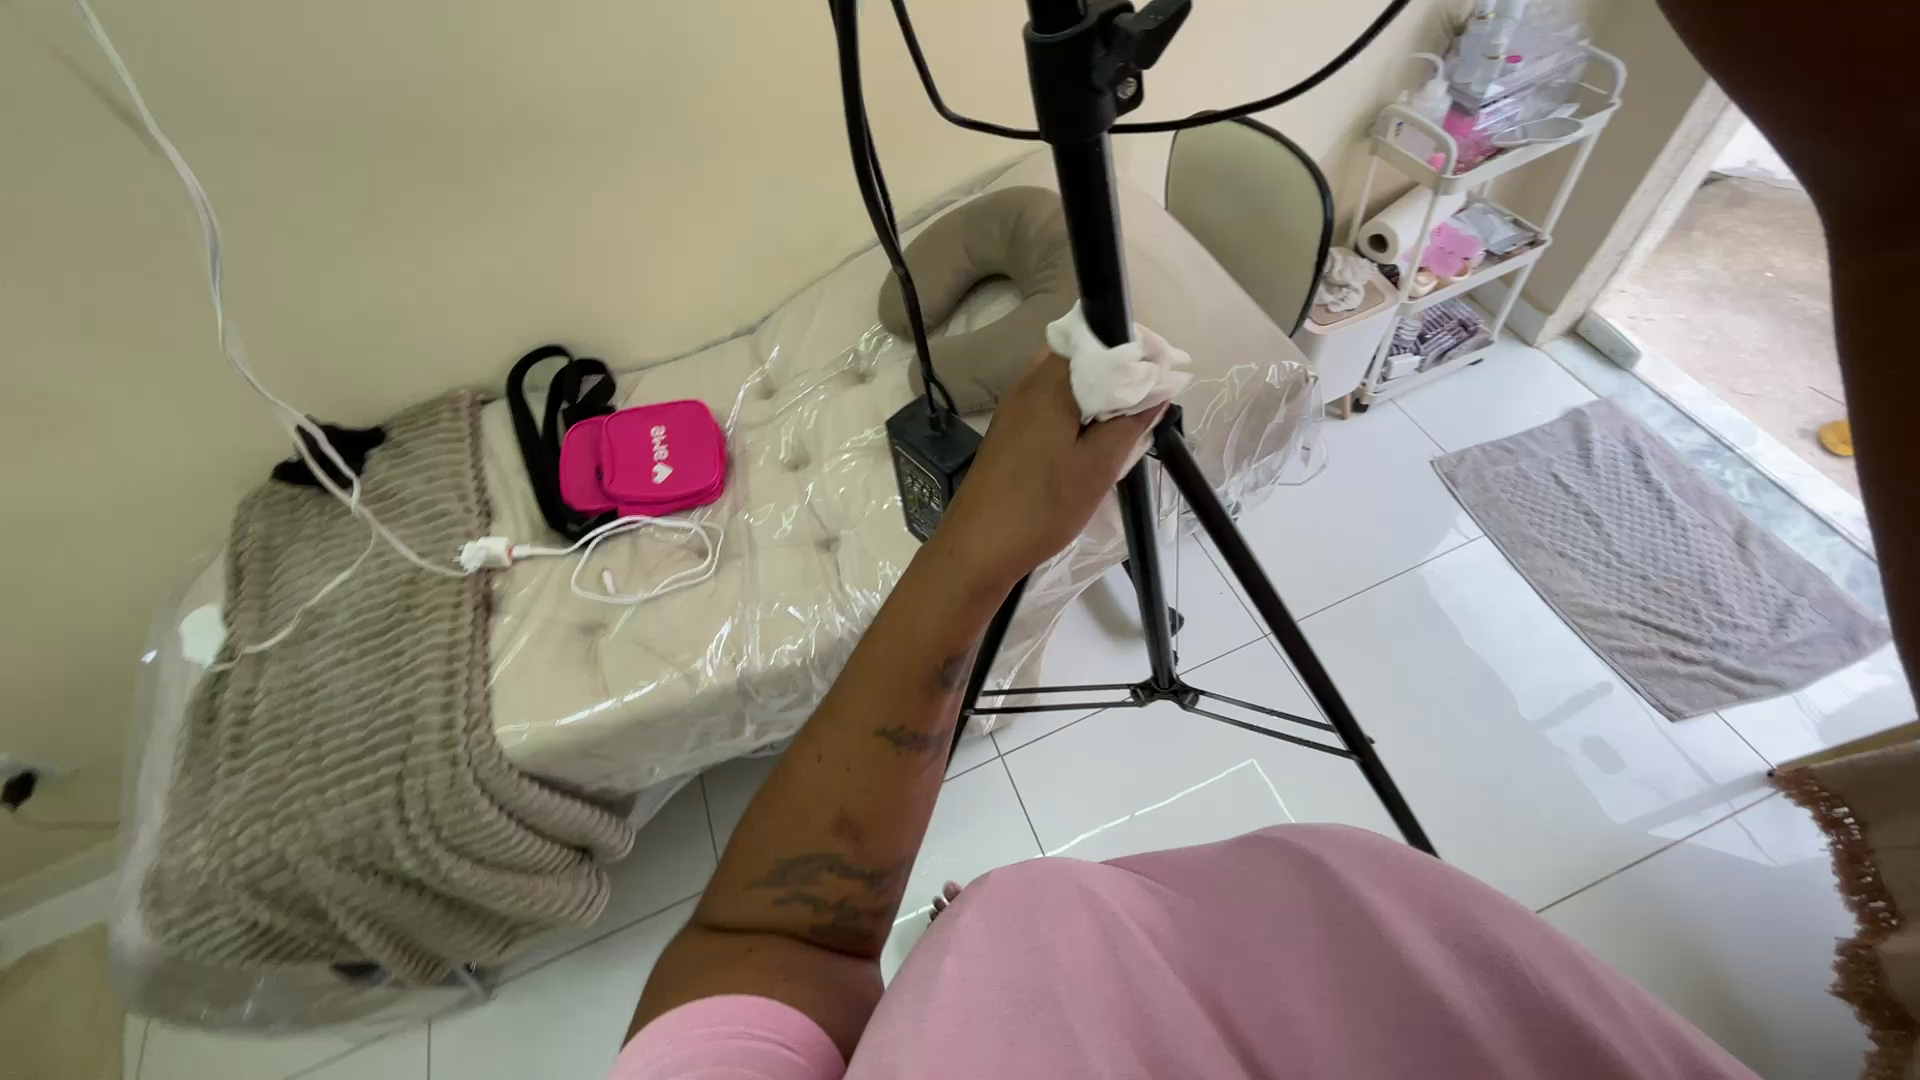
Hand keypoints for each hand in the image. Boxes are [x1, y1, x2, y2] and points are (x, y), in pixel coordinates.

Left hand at [933, 350, 1165, 587]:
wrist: (978, 549)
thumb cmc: (1042, 506)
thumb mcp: (1098, 467)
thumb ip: (1129, 425)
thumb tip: (1156, 392)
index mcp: (1048, 384)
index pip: (1093, 338)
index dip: (1130, 349)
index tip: (1160, 371)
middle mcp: (1026, 387)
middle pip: (1076, 358)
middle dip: (1113, 372)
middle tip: (1145, 398)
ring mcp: (1013, 411)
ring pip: (1061, 384)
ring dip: (1094, 395)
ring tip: (1125, 421)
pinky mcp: (1008, 435)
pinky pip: (1048, 407)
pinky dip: (1074, 413)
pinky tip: (1092, 440)